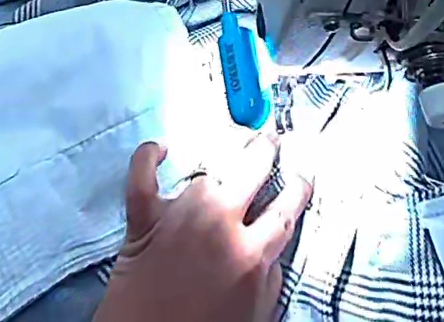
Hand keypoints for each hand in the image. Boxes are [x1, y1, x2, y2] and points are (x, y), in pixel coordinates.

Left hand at [95, 135, 312, 321]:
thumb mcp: (254, 315)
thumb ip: (268, 279)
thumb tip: (271, 250)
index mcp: (250, 254)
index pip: (284, 211)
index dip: (297, 189)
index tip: (300, 176)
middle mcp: (219, 222)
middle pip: (251, 168)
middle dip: (264, 149)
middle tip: (268, 139)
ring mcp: (180, 213)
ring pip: (204, 174)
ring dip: (213, 170)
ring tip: (222, 157)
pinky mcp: (145, 215)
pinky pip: (142, 174)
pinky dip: (147, 156)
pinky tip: (158, 148)